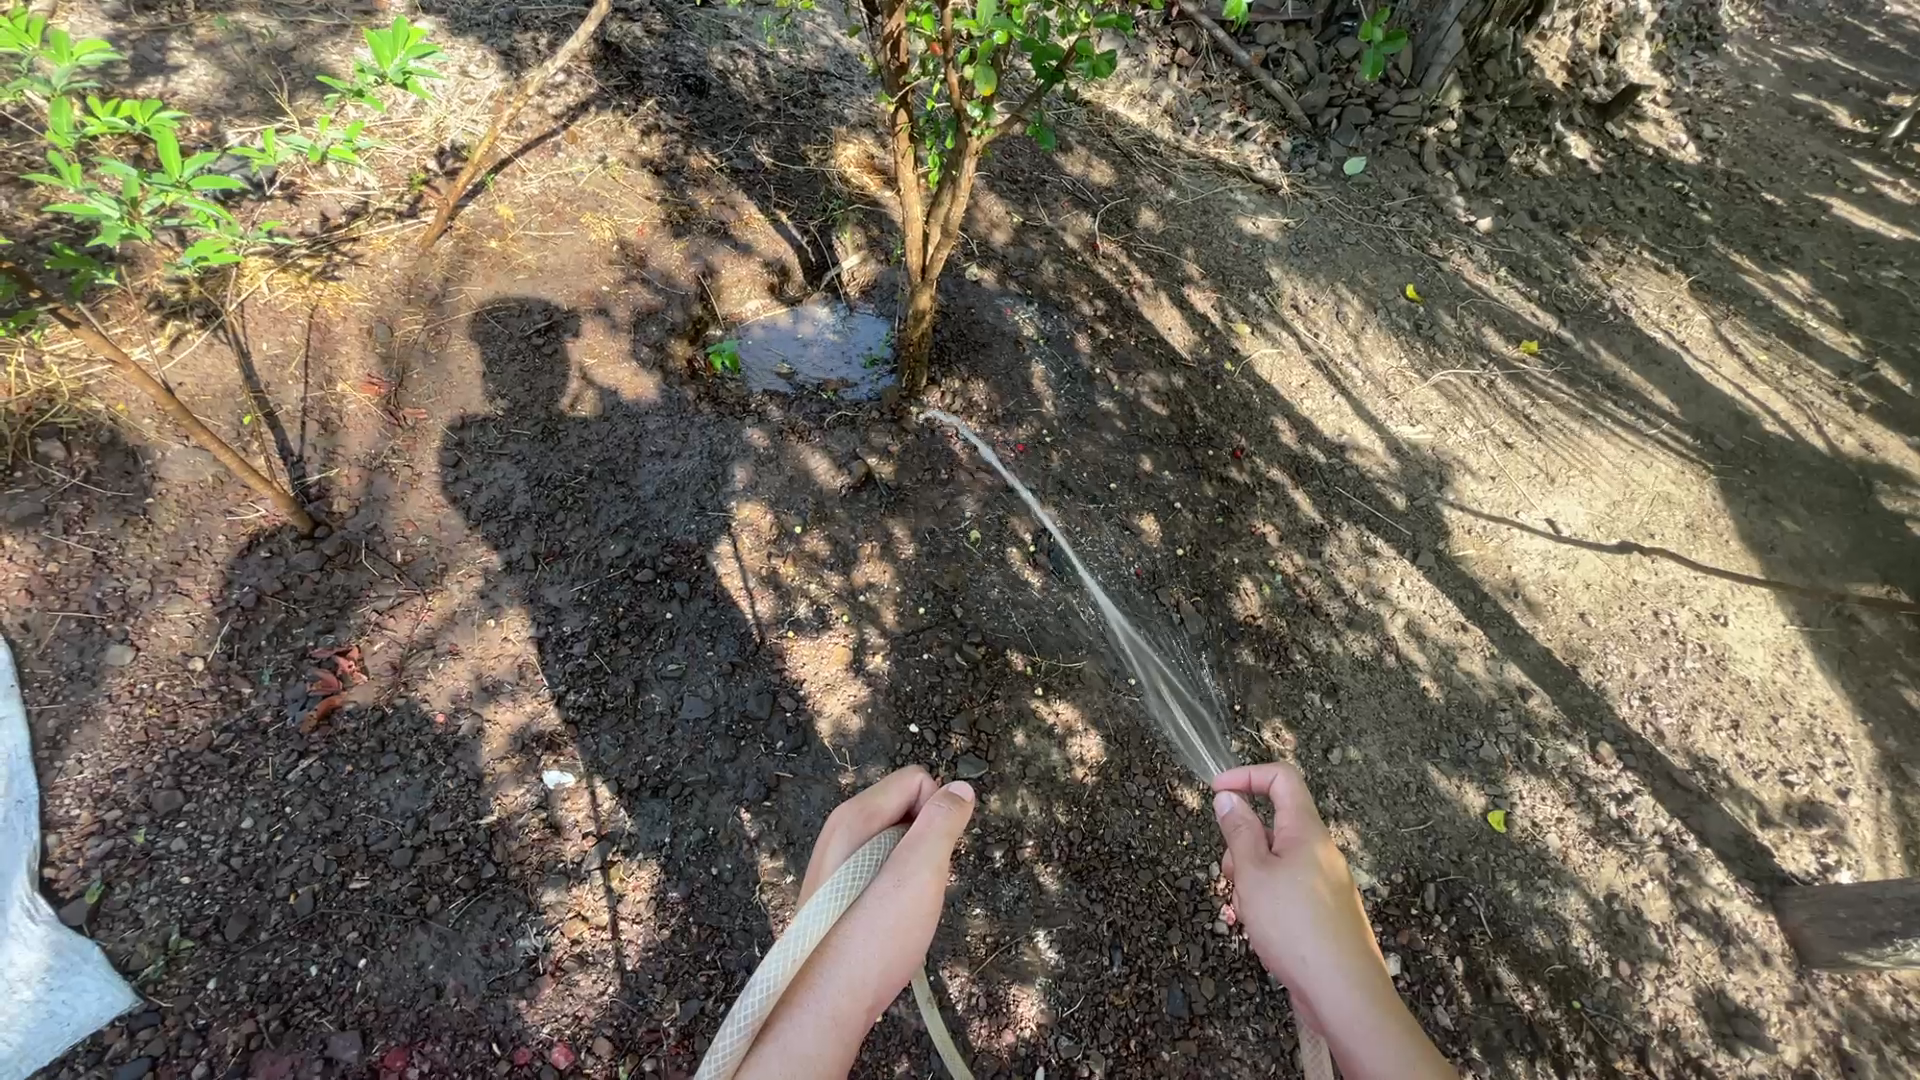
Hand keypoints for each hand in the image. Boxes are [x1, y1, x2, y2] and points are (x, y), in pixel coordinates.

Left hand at [735, 766, 974, 1079]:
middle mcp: (842, 829)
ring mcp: (838, 861)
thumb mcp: (919, 871)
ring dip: (914, 870)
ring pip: (898, 842)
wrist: (824, 1005)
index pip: (916, 779)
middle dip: (926, 842)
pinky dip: (896, 889)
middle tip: (918, 887)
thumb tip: (961, 787)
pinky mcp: (839, 891)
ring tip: (905, 909)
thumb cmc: (875, 934)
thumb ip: (942, 822)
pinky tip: (891, 923)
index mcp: (856, 814)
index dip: (937, 812)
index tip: (931, 857)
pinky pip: (882, 869)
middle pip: (907, 808)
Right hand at [1211, 762, 1382, 1026]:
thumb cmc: (1295, 927)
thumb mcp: (1253, 873)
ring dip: (1250, 877)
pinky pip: (1288, 890)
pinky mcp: (1325, 912)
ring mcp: (1325, 883)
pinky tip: (1255, 928)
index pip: (1281, 778)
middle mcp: (1320, 851)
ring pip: (1276, 861)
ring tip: (1242, 911)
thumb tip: (1228, 797)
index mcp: (1306, 831)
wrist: (1346, 997)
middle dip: (1241, 843)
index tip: (1217, 791)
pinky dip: (1266, 900)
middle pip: (1273, 824)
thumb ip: (1238, 831)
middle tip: (1229, 873)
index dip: (1247, 775)